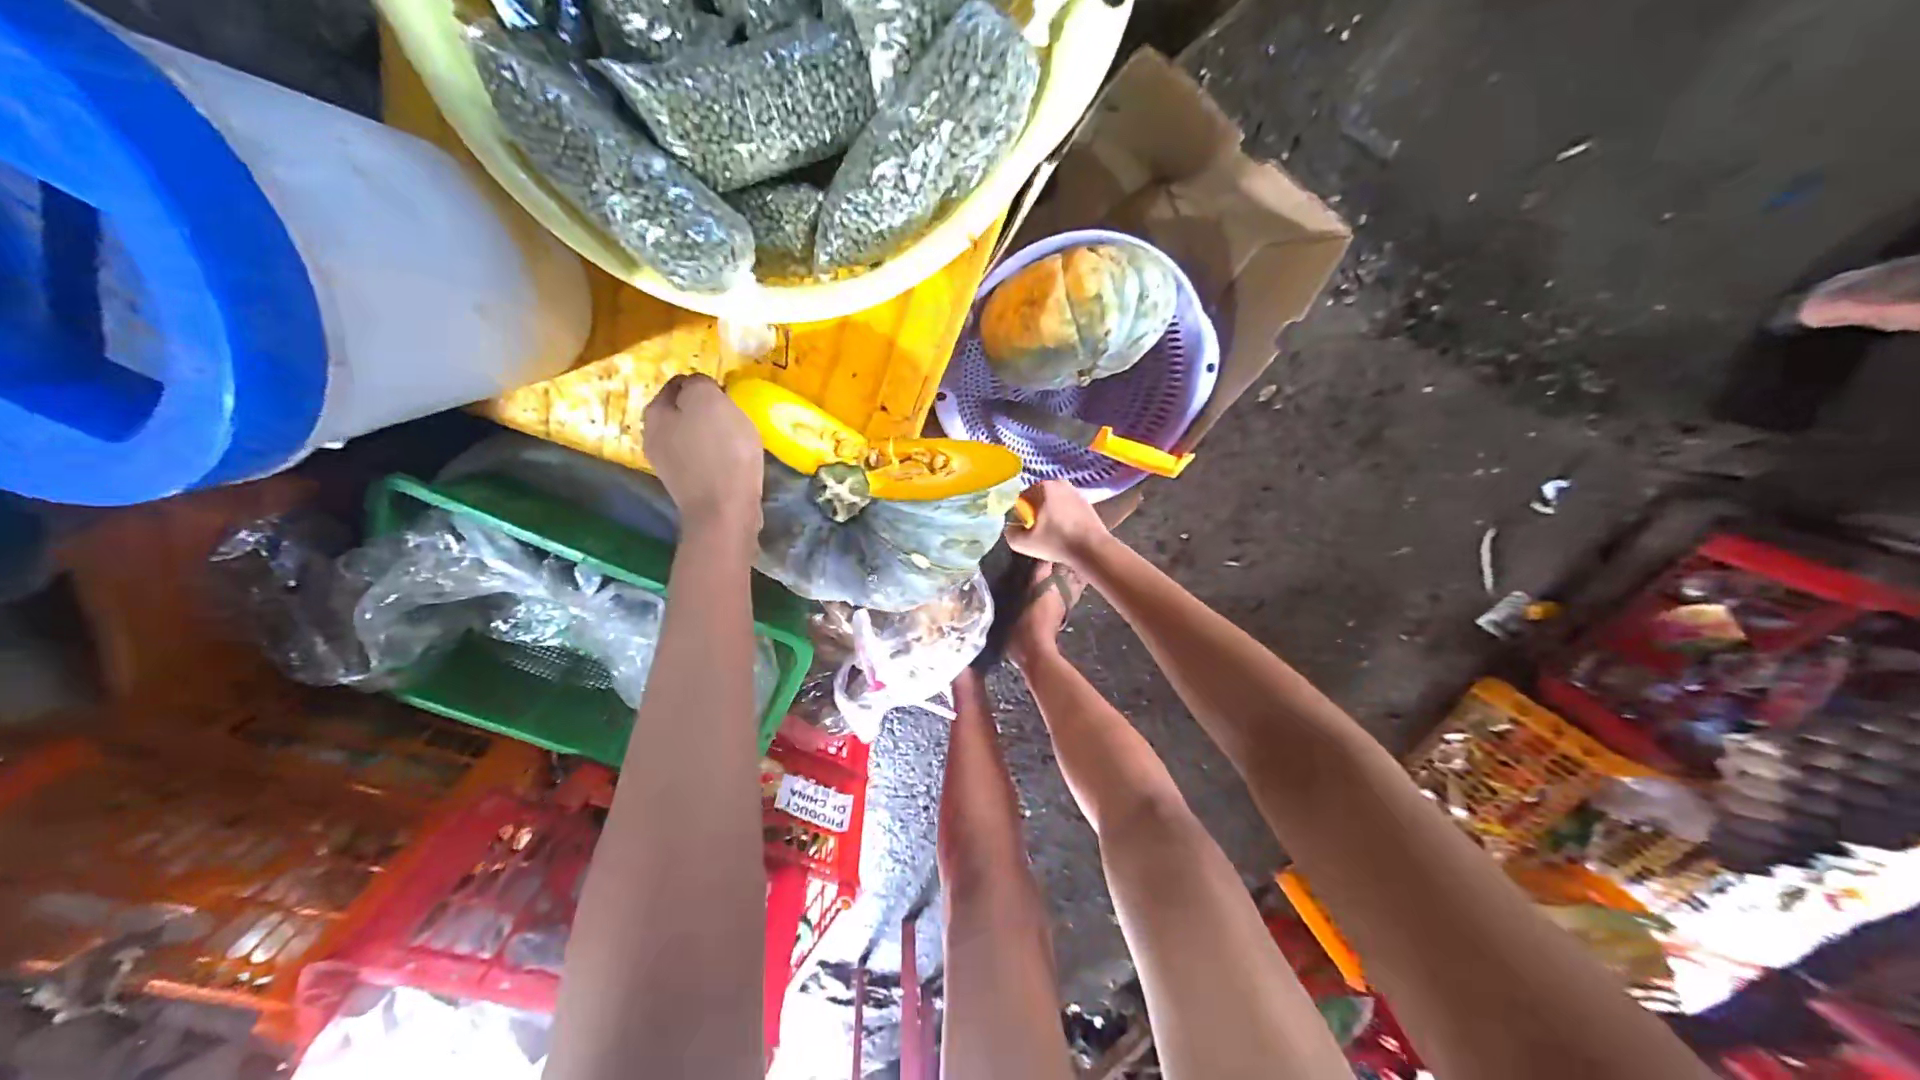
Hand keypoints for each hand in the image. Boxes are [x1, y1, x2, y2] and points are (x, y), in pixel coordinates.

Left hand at [643, 374, 763, 540]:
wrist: (725, 512)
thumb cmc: (720, 452)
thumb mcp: (709, 402)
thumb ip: (699, 384)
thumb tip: (697, 386)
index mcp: (655, 413)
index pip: (679, 383)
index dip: (705, 384)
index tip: (727, 395)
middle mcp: (653, 437)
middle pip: (684, 411)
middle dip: (707, 411)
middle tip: (734, 417)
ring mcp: (668, 464)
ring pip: (693, 436)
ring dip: (714, 434)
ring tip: (738, 440)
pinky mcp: (687, 485)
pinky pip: (703, 458)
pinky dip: (717, 456)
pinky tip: (734, 462)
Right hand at [1004, 480, 1110, 565]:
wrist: (1092, 548)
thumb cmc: (1055, 542)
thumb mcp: (1023, 543)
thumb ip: (1010, 533)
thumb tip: (1012, 527)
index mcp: (1042, 487)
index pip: (1021, 499)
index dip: (1020, 516)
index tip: (1026, 530)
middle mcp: (1058, 483)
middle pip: (1038, 499)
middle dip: (1036, 514)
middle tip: (1039, 533)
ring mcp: (1074, 491)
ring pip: (1053, 503)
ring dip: (1050, 515)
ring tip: (1053, 534)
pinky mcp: (1086, 501)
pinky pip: (1066, 507)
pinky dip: (1063, 517)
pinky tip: (1066, 532)